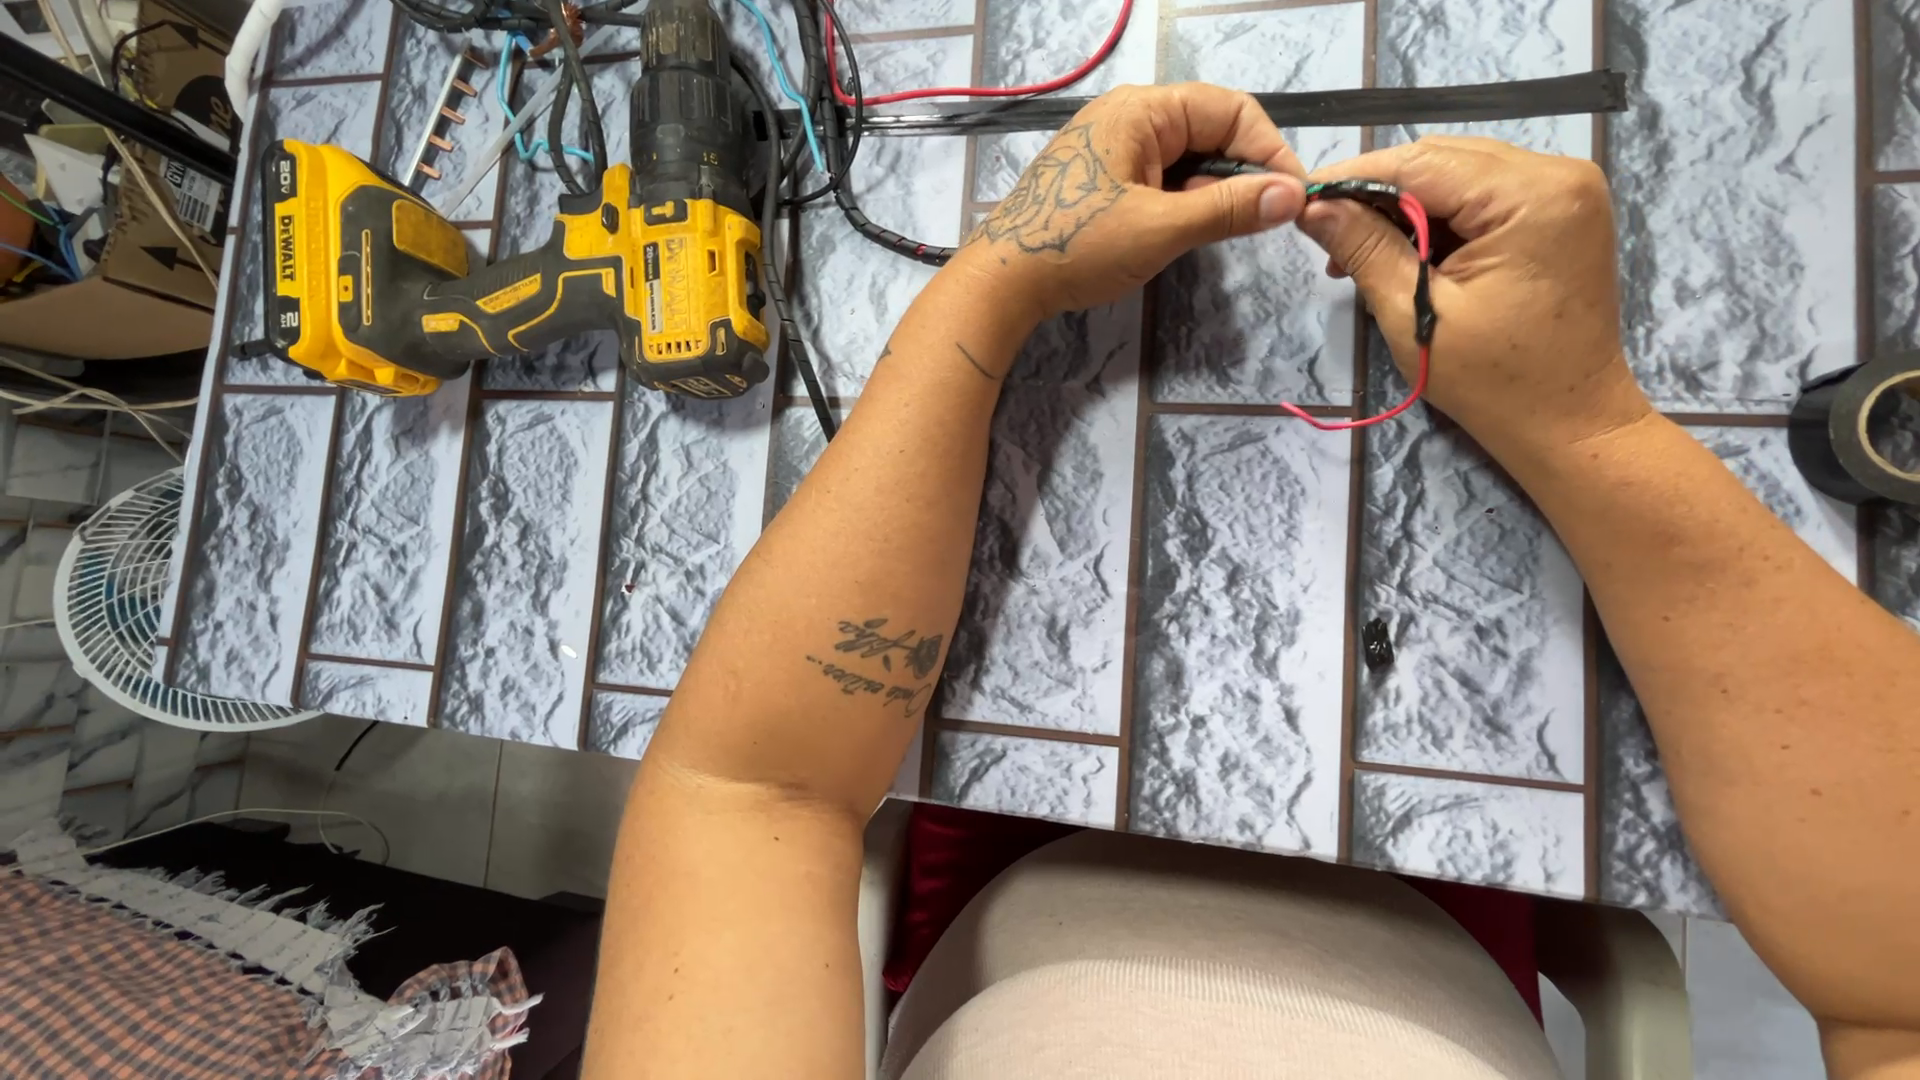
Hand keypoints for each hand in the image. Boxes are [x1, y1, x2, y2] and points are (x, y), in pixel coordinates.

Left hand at [955, 82, 1306, 321]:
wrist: (1003, 283)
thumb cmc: (1077, 247)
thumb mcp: (1159, 229)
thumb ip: (1227, 209)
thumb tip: (1290, 195)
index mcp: (1142, 110)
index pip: (1230, 109)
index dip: (1267, 150)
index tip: (1290, 196)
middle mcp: (1126, 118)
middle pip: (1207, 130)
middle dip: (1237, 173)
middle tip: (1255, 220)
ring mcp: (1109, 149)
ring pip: (1182, 159)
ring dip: (1207, 192)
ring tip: (1214, 230)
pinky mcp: (1098, 180)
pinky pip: (1155, 179)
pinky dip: (1177, 202)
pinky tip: (1178, 231)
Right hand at [1298, 136, 1652, 454]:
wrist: (1566, 419)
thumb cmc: (1490, 379)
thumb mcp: (1413, 313)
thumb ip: (1365, 250)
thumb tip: (1313, 208)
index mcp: (1530, 197)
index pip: (1423, 163)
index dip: (1353, 176)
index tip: (1299, 198)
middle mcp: (1557, 175)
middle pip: (1443, 160)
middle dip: (1376, 190)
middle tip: (1321, 228)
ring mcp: (1563, 192)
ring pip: (1459, 175)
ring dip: (1401, 206)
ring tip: (1353, 249)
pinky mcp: (1556, 213)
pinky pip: (1481, 197)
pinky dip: (1434, 218)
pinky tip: (1398, 251)